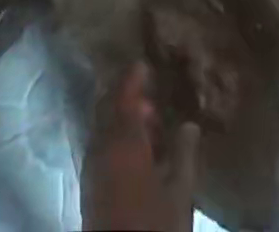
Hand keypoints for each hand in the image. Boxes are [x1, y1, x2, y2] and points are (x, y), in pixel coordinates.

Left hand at [82, 64, 198, 231]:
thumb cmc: (155, 226)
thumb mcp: (179, 194)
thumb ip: (184, 155)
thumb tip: (189, 125)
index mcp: (122, 140)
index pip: (124, 97)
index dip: (133, 78)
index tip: (143, 63)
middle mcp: (101, 144)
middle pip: (109, 108)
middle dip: (127, 98)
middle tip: (151, 99)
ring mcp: (91, 162)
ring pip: (103, 125)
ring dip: (122, 119)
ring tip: (150, 127)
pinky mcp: (88, 181)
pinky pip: (100, 144)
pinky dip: (115, 137)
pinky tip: (135, 152)